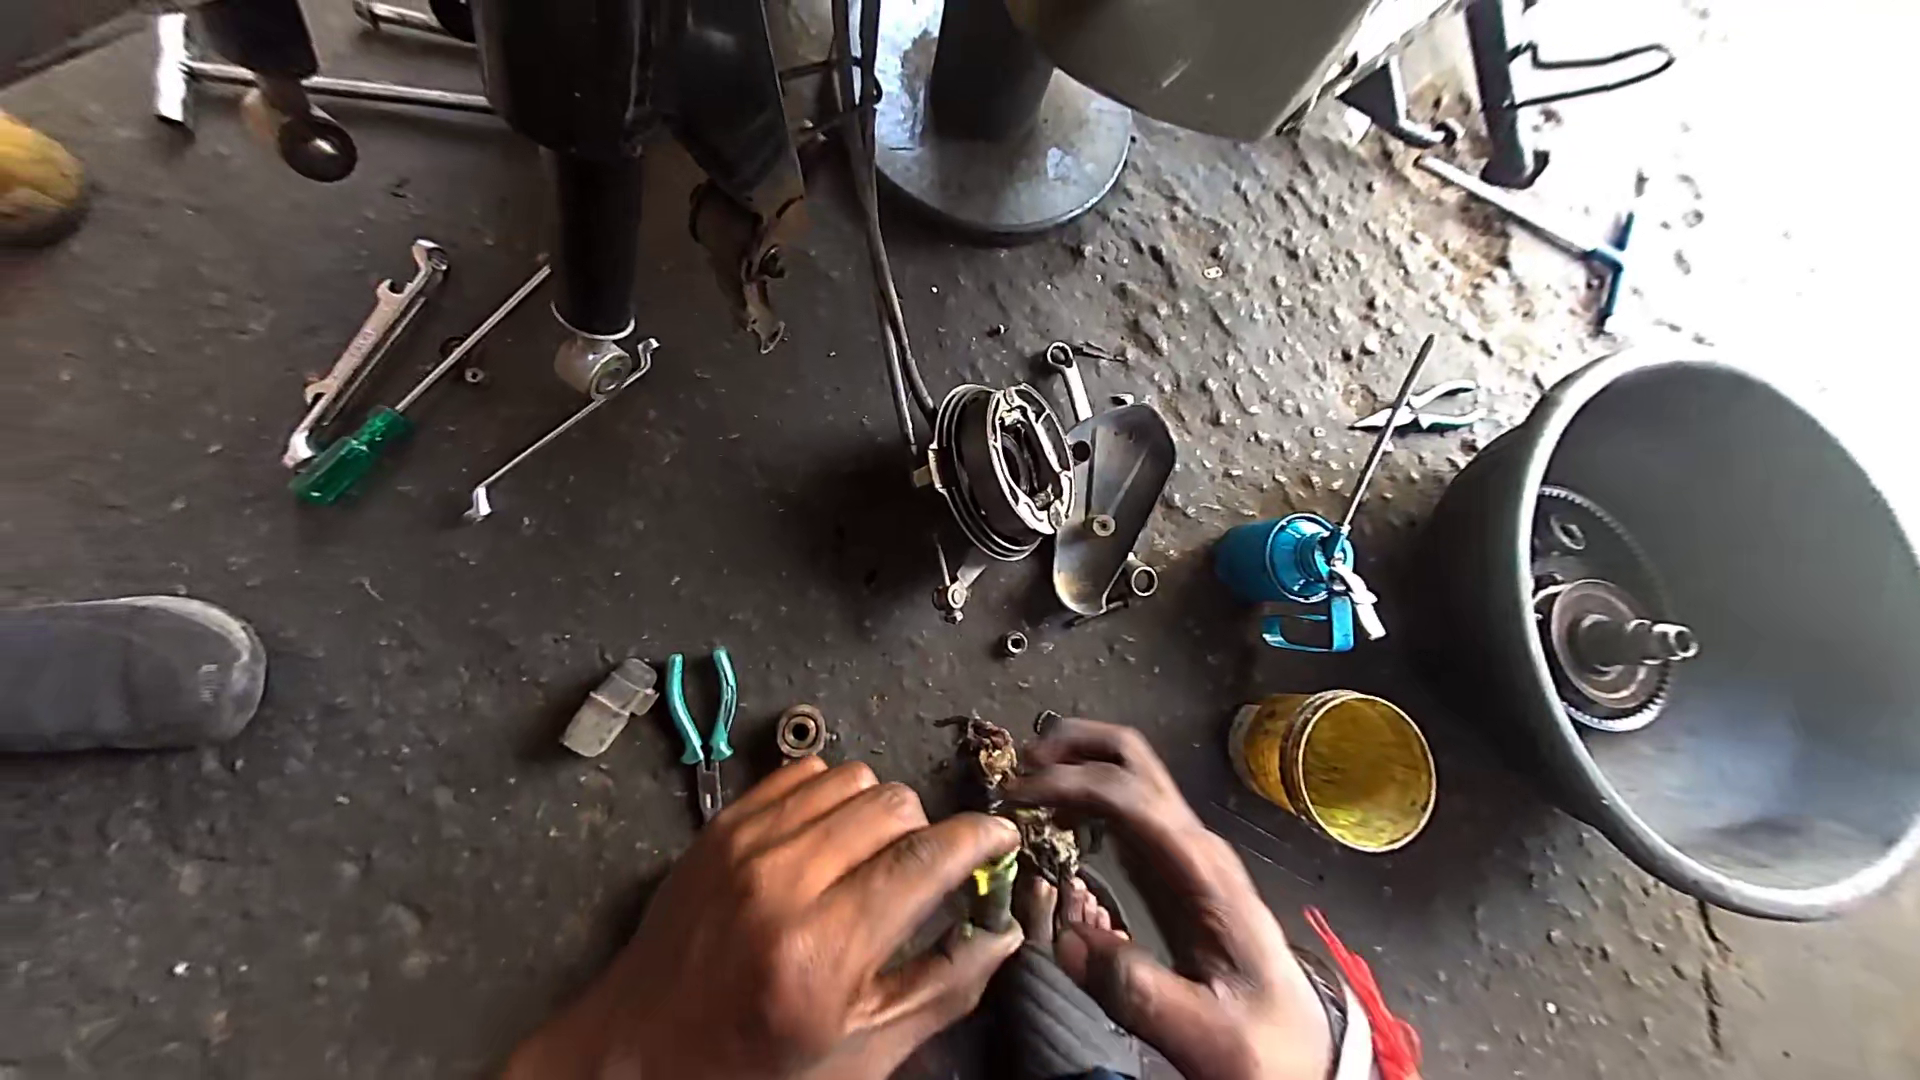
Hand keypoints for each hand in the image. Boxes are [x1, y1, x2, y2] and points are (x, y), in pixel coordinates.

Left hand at [504, 758, 1023, 1079]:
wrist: (637, 1048)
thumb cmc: (756, 1065)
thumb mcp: (860, 1053)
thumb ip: (943, 986)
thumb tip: (1005, 928)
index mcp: (820, 951)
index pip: (923, 860)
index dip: (976, 839)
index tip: (1001, 836)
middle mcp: (785, 879)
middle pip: (895, 805)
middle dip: (924, 833)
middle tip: (913, 872)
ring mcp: (749, 839)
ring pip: (857, 777)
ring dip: (878, 812)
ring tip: (864, 855)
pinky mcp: (728, 819)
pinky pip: (809, 769)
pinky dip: (833, 795)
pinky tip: (823, 837)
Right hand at [1004, 718, 1331, 1079]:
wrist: (1300, 1045)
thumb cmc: (1261, 1040)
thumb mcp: (1208, 1036)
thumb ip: (1138, 991)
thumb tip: (1065, 940)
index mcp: (1199, 867)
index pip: (1128, 793)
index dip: (1070, 782)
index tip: (1021, 794)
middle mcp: (1188, 838)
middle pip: (1129, 754)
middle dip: (1071, 745)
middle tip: (1020, 768)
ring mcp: (1178, 842)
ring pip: (1123, 767)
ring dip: (1073, 761)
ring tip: (1027, 786)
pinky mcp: (1165, 856)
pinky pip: (1119, 800)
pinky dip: (1080, 790)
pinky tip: (1054, 816)